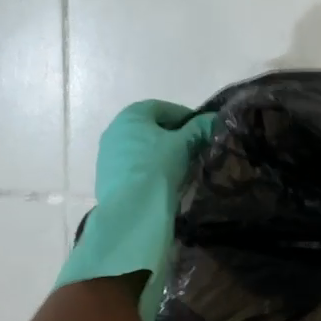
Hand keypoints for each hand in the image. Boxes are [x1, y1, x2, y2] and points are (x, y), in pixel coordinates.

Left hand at [56, 100, 215, 290]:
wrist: (132, 211)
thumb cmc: (158, 167)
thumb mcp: (185, 144)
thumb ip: (200, 128)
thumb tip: (214, 120)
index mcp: (131, 115)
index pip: (164, 108)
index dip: (186, 118)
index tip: (202, 131)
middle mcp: (115, 130)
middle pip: (151, 129)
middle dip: (173, 137)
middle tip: (194, 149)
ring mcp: (108, 155)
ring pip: (142, 150)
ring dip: (161, 155)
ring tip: (181, 168)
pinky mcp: (107, 178)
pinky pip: (134, 168)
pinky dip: (149, 171)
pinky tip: (163, 183)